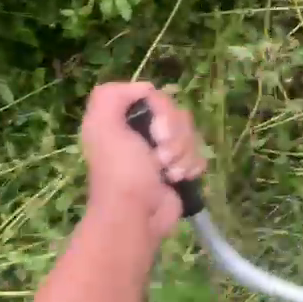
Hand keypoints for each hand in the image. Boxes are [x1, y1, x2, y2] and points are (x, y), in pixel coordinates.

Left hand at [79, 82, 204, 240]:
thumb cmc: (122, 171)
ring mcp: (163, 151)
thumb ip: (112, 95)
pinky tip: (178, 179)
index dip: (164, 113)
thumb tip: (146, 88)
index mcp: (123, 118)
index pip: (159, 98)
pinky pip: (199, 156)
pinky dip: (192, 168)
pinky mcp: (180, 169)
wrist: (138, 214)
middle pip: (179, 116)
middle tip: (160, 158)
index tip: (156, 132)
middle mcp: (143, 131)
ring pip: (191, 136)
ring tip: (169, 174)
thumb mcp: (103, 125)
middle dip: (175, 138)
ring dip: (183, 156)